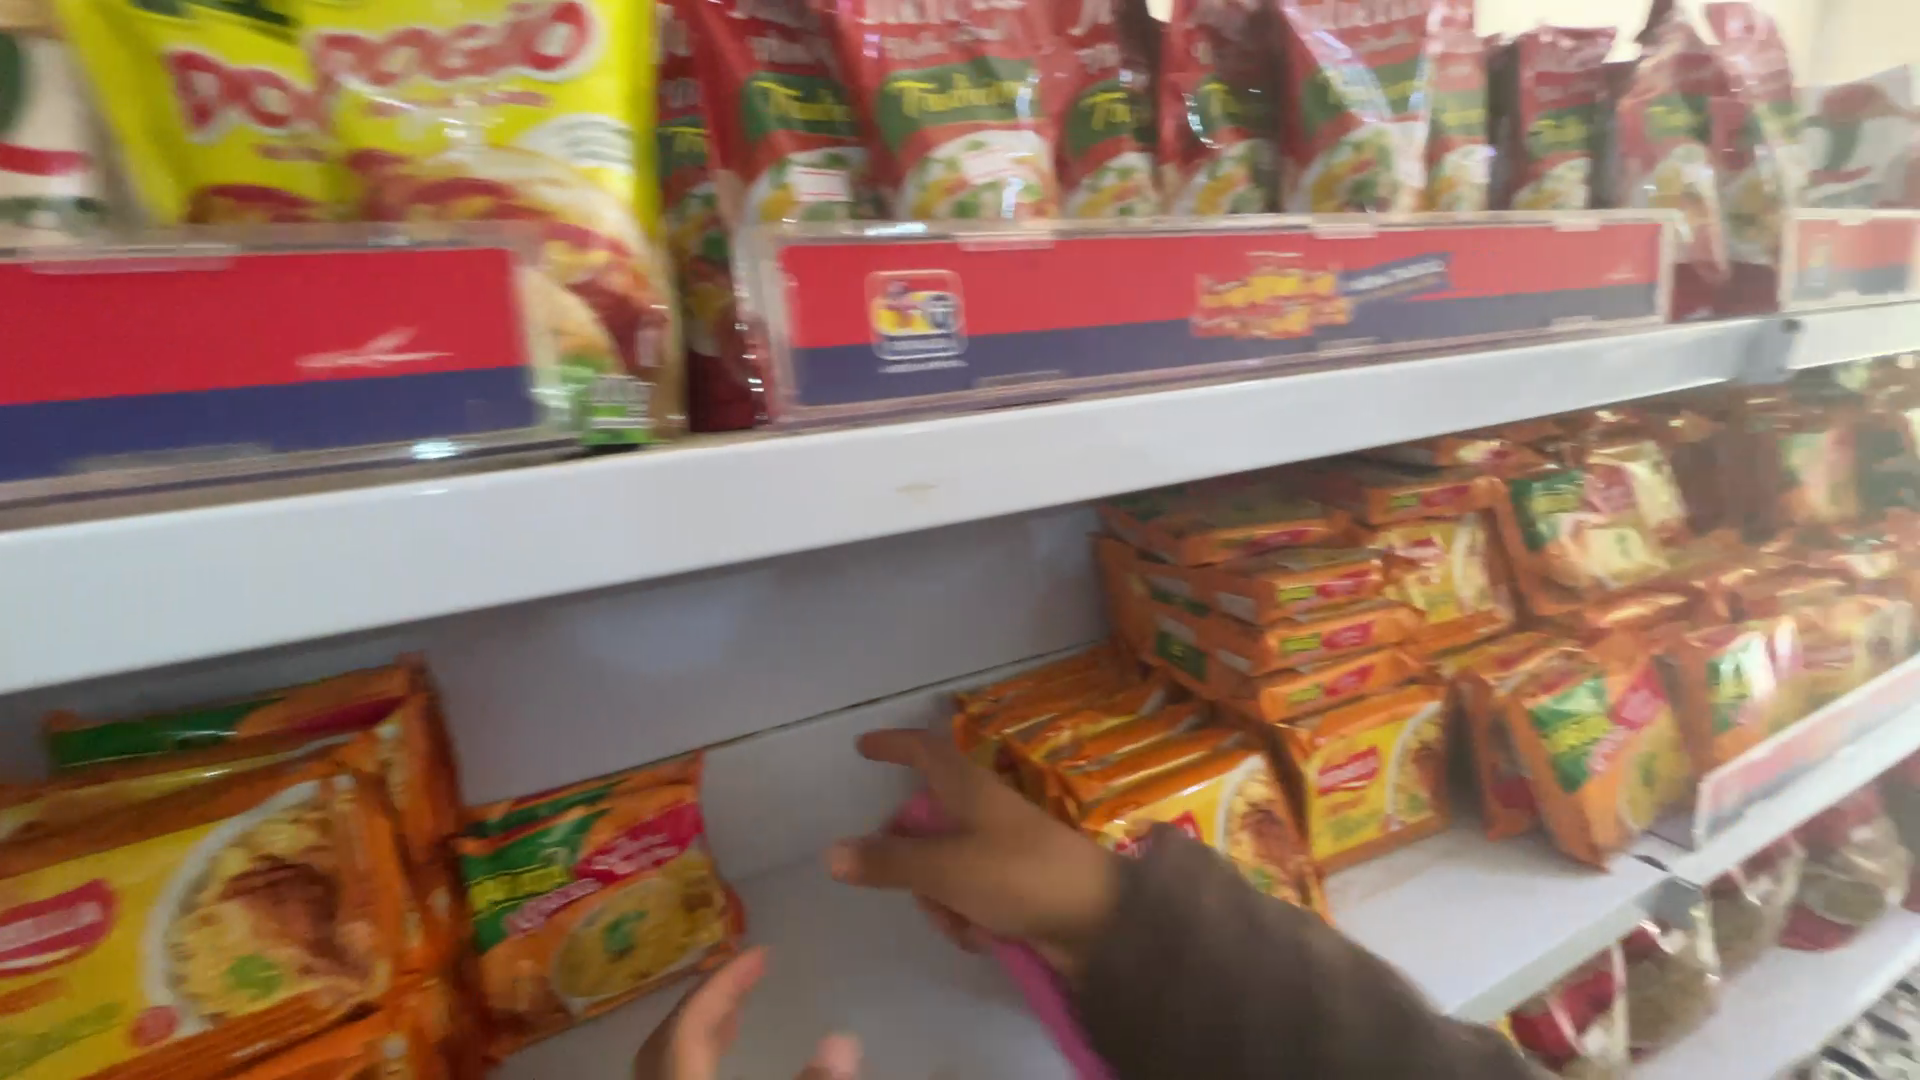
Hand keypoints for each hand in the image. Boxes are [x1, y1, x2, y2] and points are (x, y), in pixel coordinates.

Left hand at [633, 947, 860, 1079]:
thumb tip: (846, 1041)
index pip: (688, 1027)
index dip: (723, 985)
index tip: (762, 953)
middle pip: (665, 1041)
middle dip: (708, 997)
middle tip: (750, 971)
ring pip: (662, 1065)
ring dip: (699, 1028)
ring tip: (739, 1008)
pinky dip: (693, 1059)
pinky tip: (721, 1059)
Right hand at [826, 729, 1121, 979]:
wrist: (1096, 920)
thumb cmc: (1019, 874)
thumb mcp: (945, 868)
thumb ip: (889, 861)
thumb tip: (832, 853)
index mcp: (968, 787)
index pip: (924, 749)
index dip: (893, 744)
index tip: (863, 747)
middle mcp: (981, 810)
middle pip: (923, 824)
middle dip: (912, 864)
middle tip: (918, 889)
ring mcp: (997, 846)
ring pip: (940, 866)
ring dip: (941, 900)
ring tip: (964, 921)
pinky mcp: (1010, 882)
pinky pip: (966, 894)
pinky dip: (967, 915)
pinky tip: (985, 935)